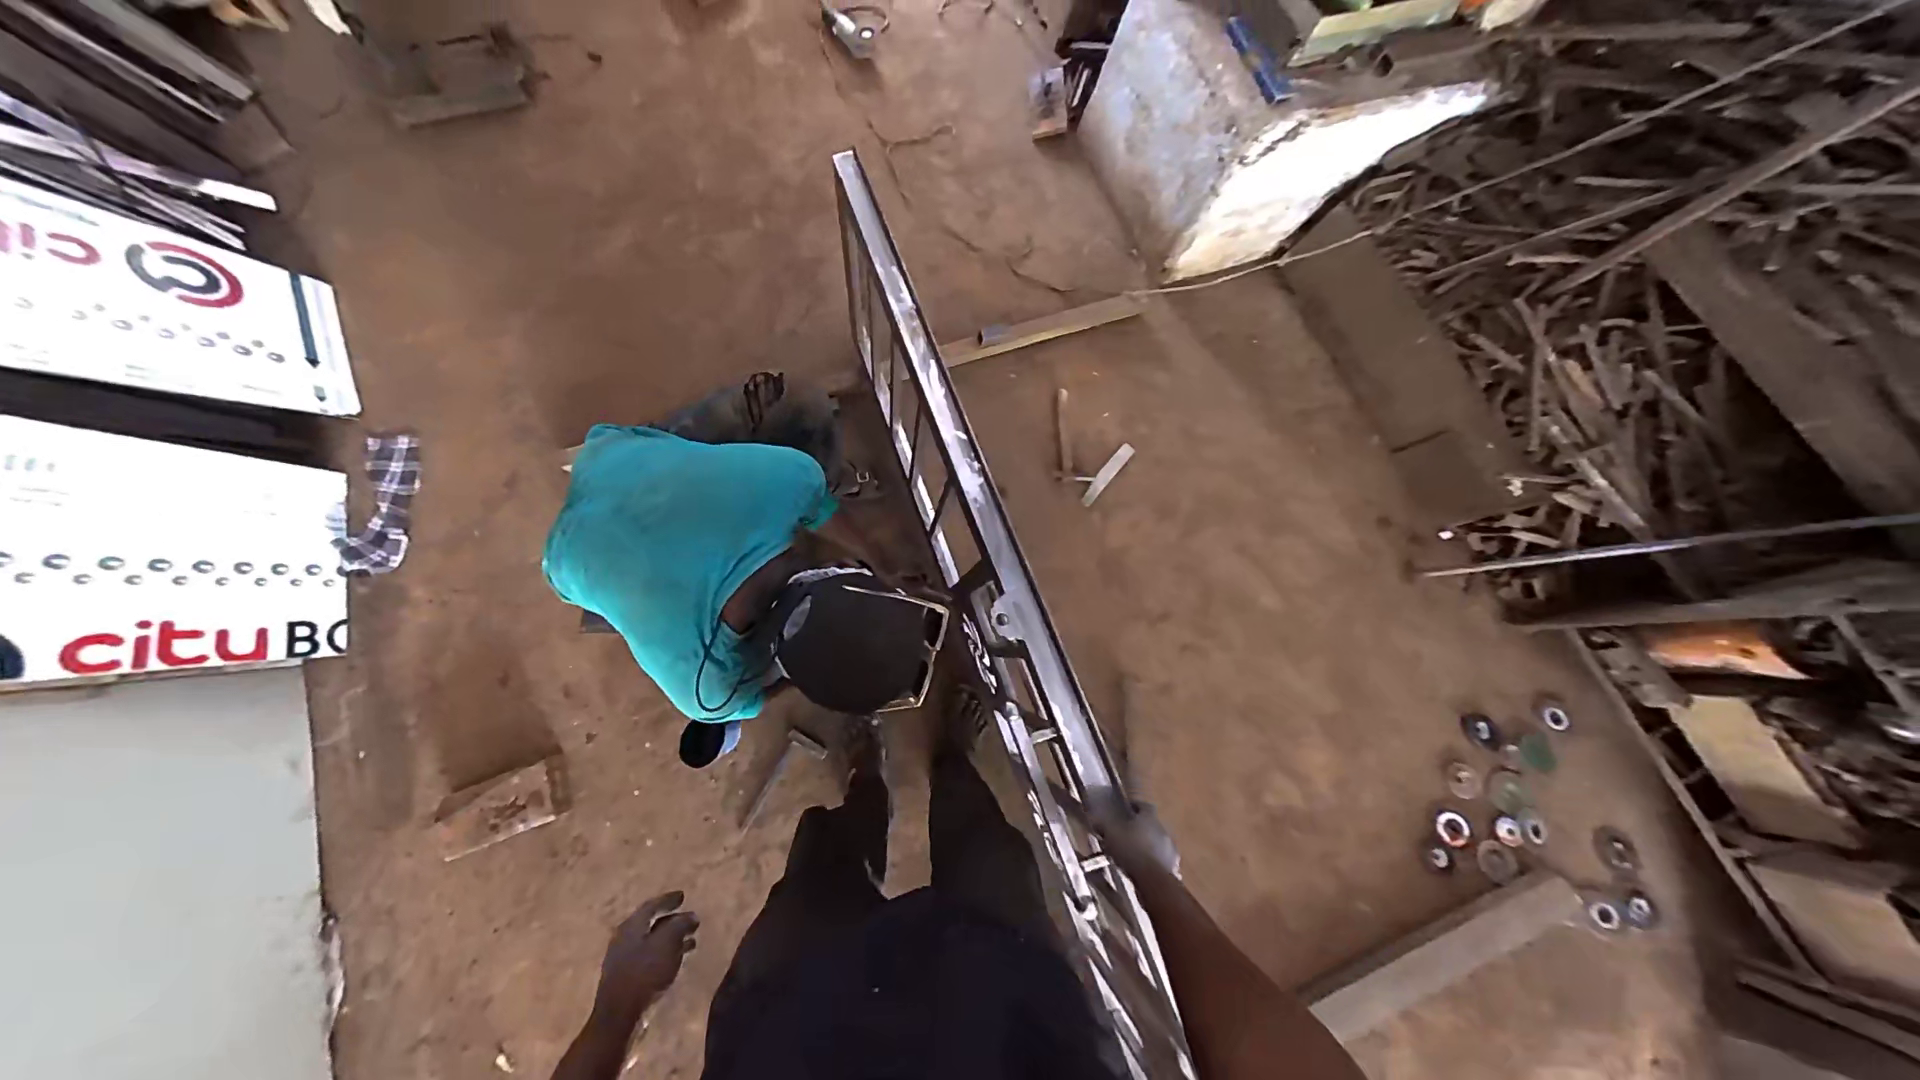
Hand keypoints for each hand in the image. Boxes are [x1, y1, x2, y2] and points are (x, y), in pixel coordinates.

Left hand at [595, 891, 699, 1015]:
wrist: (620, 1018)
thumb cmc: (645, 973)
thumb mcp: (669, 942)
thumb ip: (681, 924)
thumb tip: (691, 916)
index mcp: (631, 927)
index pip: (651, 906)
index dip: (668, 900)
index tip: (682, 896)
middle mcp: (624, 940)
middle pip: (651, 924)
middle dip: (672, 920)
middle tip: (690, 918)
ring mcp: (624, 962)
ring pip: (652, 943)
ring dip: (671, 939)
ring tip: (691, 939)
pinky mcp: (627, 981)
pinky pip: (651, 960)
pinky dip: (666, 955)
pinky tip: (679, 960)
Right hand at [1055, 784, 1180, 878]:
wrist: (1153, 880)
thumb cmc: (1131, 851)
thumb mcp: (1111, 834)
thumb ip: (1103, 824)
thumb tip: (1094, 816)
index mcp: (1149, 817)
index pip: (1144, 805)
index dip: (1135, 806)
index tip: (1125, 810)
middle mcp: (1163, 829)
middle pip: (1152, 824)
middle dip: (1140, 827)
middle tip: (1126, 833)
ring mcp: (1170, 848)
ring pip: (1157, 842)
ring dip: (1147, 845)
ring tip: (1132, 852)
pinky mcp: (1173, 866)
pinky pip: (1161, 859)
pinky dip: (1153, 861)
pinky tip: (1142, 867)